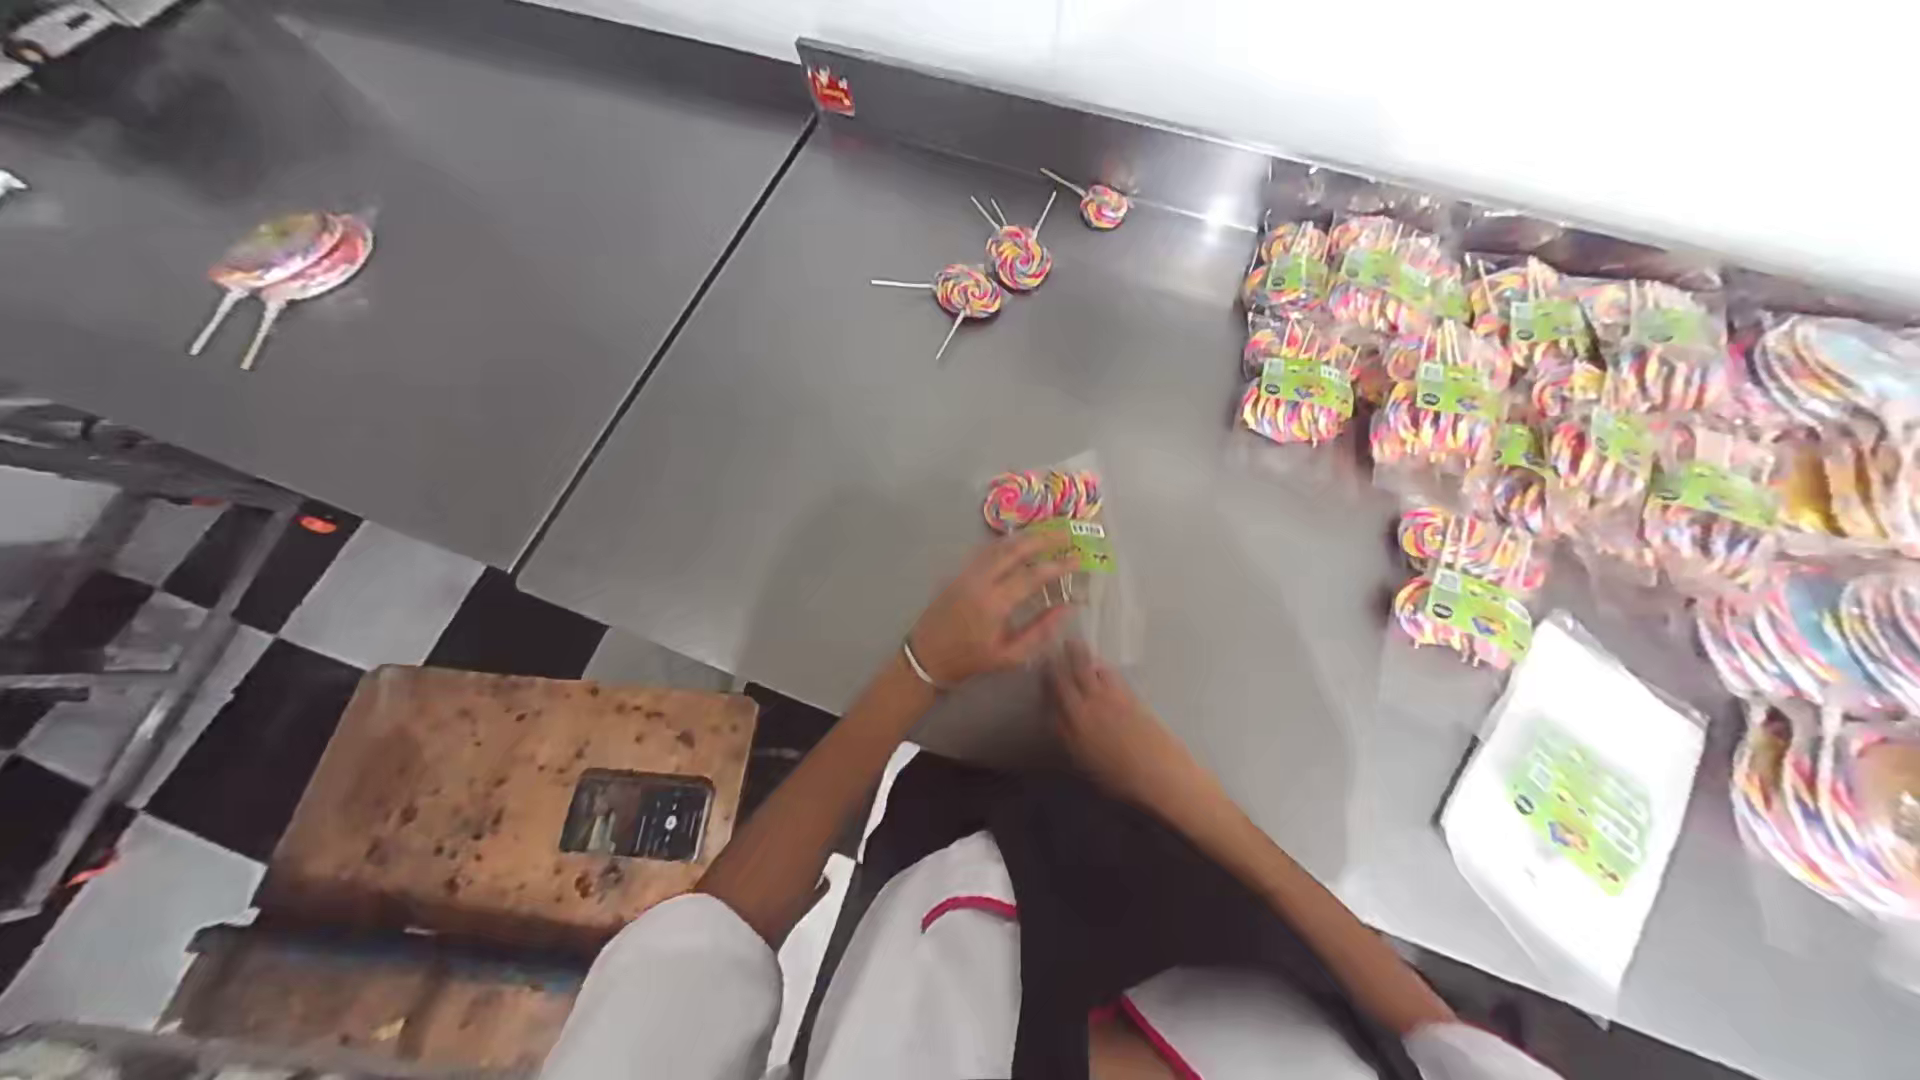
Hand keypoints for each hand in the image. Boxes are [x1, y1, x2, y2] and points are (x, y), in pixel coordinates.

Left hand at [909, 531, 1078, 684]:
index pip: (1032, 576)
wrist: (926, 657)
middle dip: (1042, 539)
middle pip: (1014, 550)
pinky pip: (984, 551)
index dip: (1058, 566)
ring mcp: (966, 573)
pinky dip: (1004, 544)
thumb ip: (1040, 630)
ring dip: (1023, 537)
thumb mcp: (1010, 655)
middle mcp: (979, 581)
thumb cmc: (971, 660)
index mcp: (994, 603)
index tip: (1078, 559)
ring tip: (1046, 533)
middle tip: (1065, 533)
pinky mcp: (958, 573)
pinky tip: (1017, 543)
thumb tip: (1067, 607)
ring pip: (998, 546)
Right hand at [1048, 639, 1224, 818]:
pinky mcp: (1131, 696)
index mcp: (1075, 719)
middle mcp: (1091, 702)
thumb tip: (1056, 716)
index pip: (1056, 689)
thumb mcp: (1083, 759)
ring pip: (1094, 669)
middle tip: (1060, 644)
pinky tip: (1102, 667)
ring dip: (1085, 657)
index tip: (1044, 666)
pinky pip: (1112, 675)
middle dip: (1066, 656)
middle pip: (1075, 672)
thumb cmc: (1118, 776)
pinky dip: (1103, 668)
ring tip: (1078, 648)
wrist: (1160, 773)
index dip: (1048, 676)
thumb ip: (1067, 734)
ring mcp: (1113, 696)